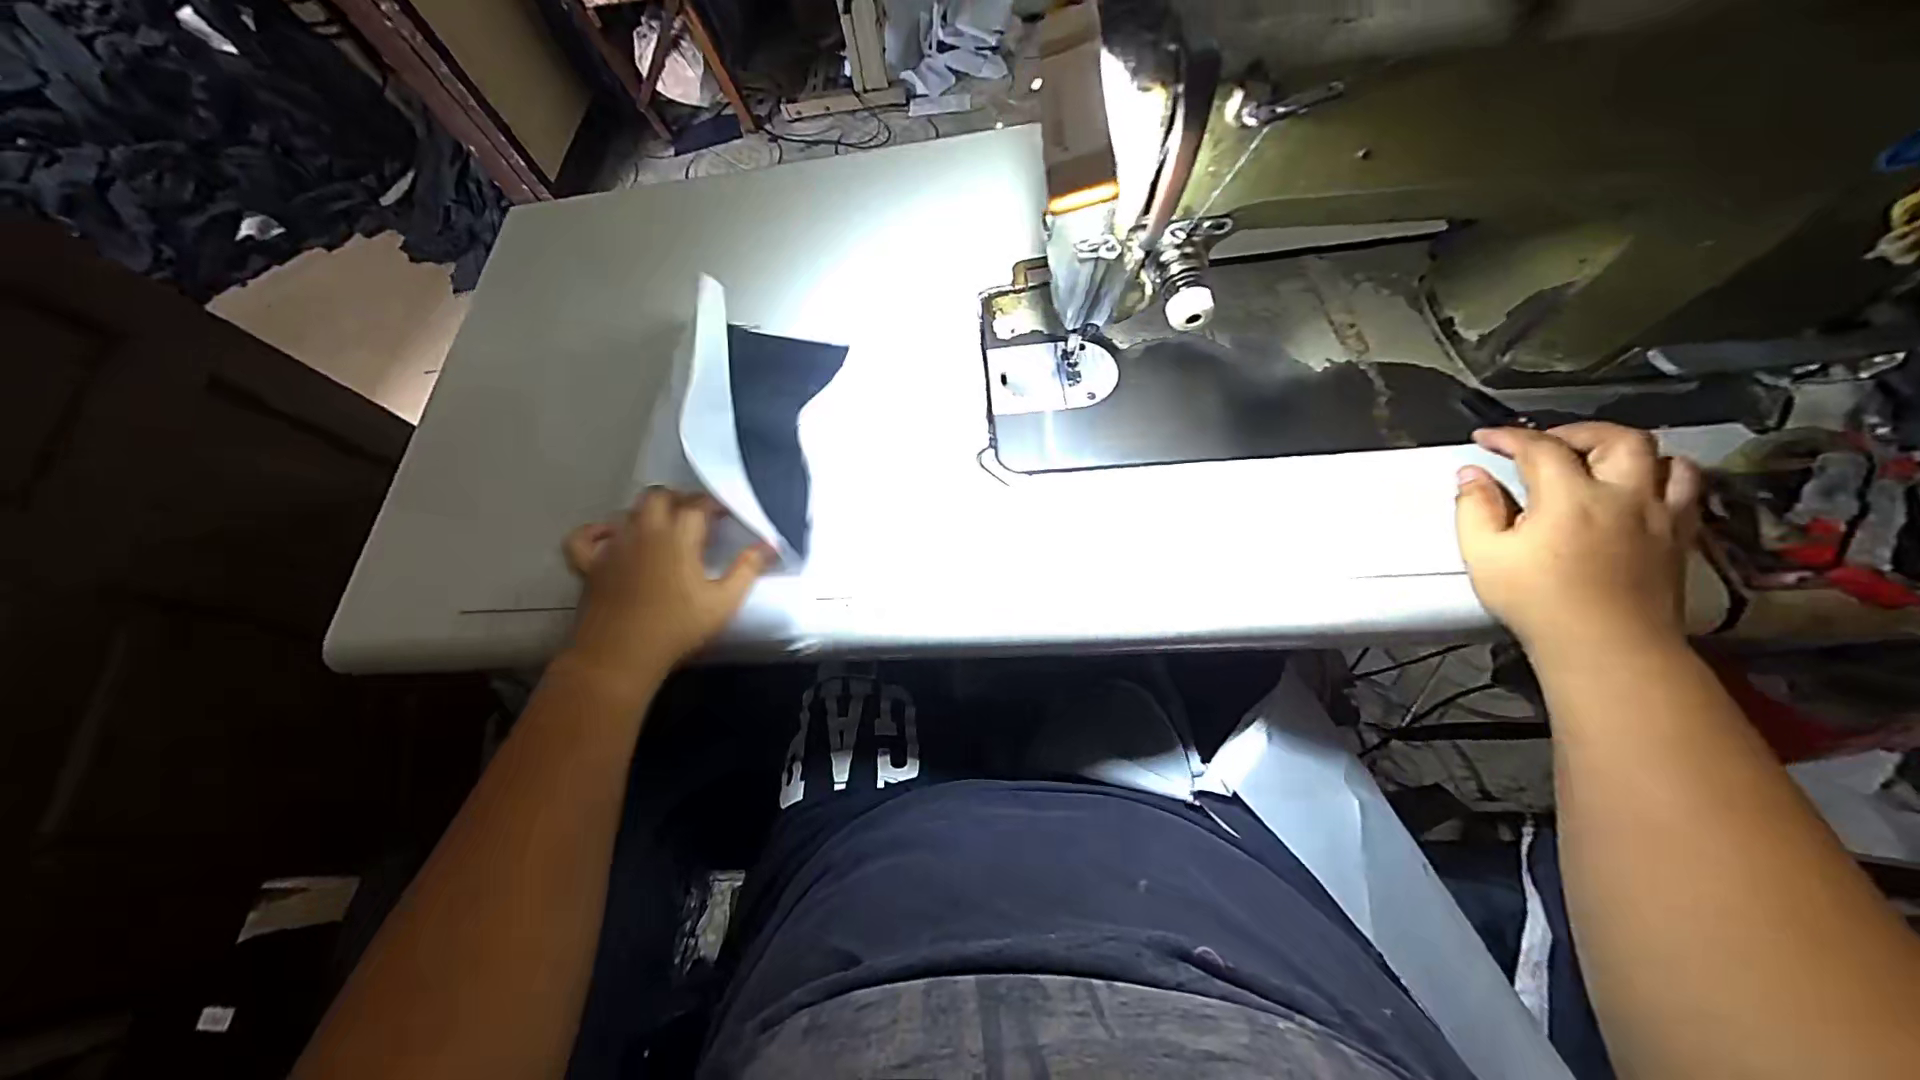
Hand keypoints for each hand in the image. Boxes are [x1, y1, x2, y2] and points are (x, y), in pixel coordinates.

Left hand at [561, 488, 770, 683]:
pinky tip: (611, 537)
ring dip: (648, 513)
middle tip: (696, 519)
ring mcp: (613, 545)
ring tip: (665, 530)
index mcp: (678, 536)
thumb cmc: (677, 628)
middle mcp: (644, 531)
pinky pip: (585, 536)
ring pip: (628, 511)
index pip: (698, 504)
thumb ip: (748, 569)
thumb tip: (770, 544)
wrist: (619, 656)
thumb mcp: (724, 602)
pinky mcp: (589, 564)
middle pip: (659, 496)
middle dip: (680, 500)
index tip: (727, 516)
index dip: (715, 505)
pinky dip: (598, 531)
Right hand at [1454, 422, 1701, 654]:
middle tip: (1546, 442)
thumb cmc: (1537, 601)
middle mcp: (1623, 496)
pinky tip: (1639, 491)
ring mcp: (1660, 516)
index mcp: (1570, 497)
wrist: (1606, 646)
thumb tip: (1472, 476)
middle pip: (1615, 437)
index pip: (1539, 447)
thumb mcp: (1483, 554)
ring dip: (1629, 451)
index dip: (1509, 436)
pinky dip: (1664, 478)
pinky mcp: (1680, 539)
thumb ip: (1475, 508)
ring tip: (1600, 461)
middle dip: (1576, 432)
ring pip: (1664, 459)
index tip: (1487, 439)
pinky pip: (1687, 491)